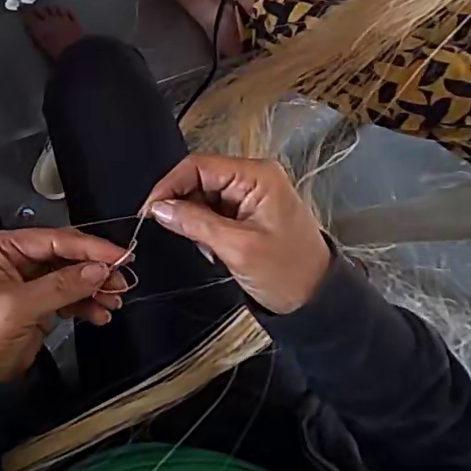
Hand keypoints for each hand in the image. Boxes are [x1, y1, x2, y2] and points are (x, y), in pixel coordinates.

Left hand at [0, 228, 131, 382]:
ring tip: (114, 302)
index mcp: (2, 247)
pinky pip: (69, 297)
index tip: (121, 254)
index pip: (53, 238)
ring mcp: (28, 282)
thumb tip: (98, 269)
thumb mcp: (18, 306)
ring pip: (71, 276)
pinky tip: (99, 315)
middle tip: (122, 281)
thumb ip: (60, 286)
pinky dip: (86, 305)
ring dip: (94, 288)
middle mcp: (15, 258)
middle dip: (95, 268)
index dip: (89, 246)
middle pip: (65, 255)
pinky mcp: (37, 305)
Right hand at [142, 154, 329, 313]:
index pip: (197, 166)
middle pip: (197, 179)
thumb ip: (194, 221)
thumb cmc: (287, 273)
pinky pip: (211, 209)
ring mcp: (251, 193)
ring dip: (194, 220)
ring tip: (206, 247)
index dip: (169, 185)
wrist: (320, 304)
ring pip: (201, 195)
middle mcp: (253, 177)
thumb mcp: (236, 247)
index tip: (150, 209)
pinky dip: (204, 228)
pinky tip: (214, 248)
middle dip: (183, 206)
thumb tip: (157, 207)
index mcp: (257, 176)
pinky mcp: (247, 210)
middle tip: (177, 232)